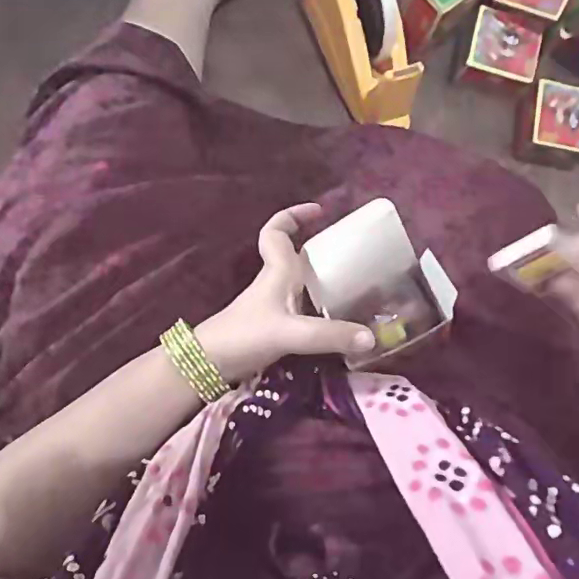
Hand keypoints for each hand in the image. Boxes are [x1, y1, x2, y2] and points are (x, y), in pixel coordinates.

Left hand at [194, 204, 375, 382]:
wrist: (208, 366)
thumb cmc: (243, 337)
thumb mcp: (289, 333)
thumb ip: (329, 335)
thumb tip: (371, 337)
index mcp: (276, 273)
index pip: (277, 231)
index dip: (293, 215)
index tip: (319, 211)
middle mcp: (274, 285)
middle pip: (296, 257)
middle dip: (322, 252)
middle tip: (354, 258)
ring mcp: (272, 308)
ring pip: (301, 285)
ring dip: (324, 283)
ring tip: (357, 289)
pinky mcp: (273, 330)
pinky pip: (303, 311)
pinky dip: (321, 312)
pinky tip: (339, 325)